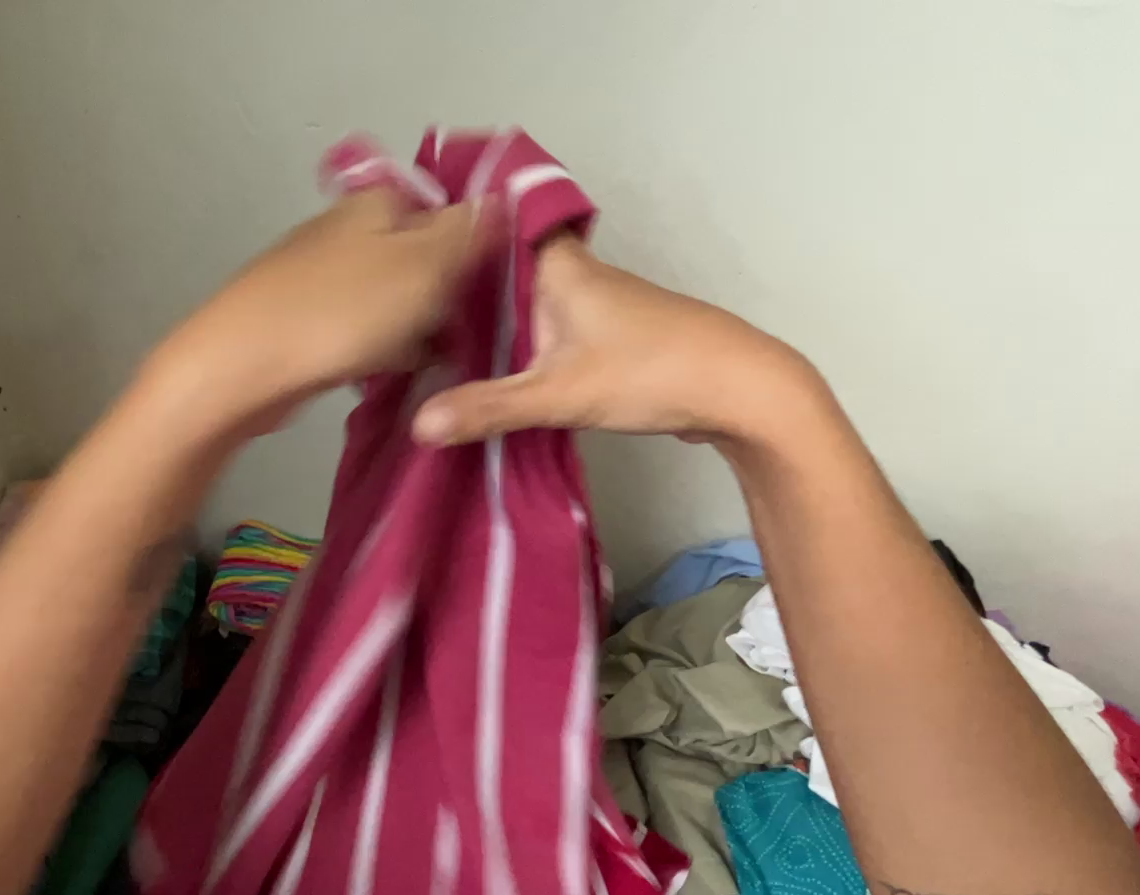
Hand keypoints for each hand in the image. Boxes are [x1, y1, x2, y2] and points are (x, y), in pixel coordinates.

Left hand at [145, 187, 487, 434]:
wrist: (245, 365)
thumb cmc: (342, 313)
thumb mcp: (424, 265)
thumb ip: (467, 232)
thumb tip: (500, 198)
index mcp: (382, 201)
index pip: (452, 209)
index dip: (481, 249)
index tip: (499, 293)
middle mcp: (353, 227)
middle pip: (425, 256)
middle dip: (450, 295)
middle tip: (471, 334)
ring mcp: (327, 273)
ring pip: (398, 296)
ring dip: (420, 327)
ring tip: (439, 359)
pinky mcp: (310, 316)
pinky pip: (367, 327)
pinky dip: (385, 347)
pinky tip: (395, 371)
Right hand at [411, 235, 825, 446]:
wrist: (737, 389)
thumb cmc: (650, 371)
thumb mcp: (558, 394)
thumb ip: (487, 408)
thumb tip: (418, 427)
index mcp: (555, 265)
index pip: (495, 223)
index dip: (454, 226)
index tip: (409, 240)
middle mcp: (570, 273)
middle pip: (500, 268)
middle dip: (456, 286)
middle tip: (402, 306)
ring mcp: (589, 304)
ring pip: (521, 301)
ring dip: (484, 318)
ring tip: (427, 339)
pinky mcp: (601, 335)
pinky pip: (541, 328)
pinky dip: (513, 342)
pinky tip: (486, 369)